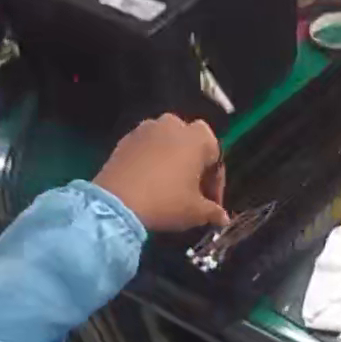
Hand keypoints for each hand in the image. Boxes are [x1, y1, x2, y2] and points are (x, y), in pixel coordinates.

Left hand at [93, 114, 228, 232]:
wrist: (117, 202)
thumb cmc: (166, 202)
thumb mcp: (195, 212)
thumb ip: (213, 212)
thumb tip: (223, 218)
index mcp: (199, 137)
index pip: (216, 160)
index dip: (216, 186)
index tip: (212, 207)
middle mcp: (175, 123)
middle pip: (192, 147)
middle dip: (195, 170)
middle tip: (192, 196)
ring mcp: (148, 127)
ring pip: (168, 145)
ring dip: (173, 164)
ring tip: (170, 189)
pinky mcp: (126, 138)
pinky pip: (147, 149)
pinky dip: (153, 163)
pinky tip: (150, 184)